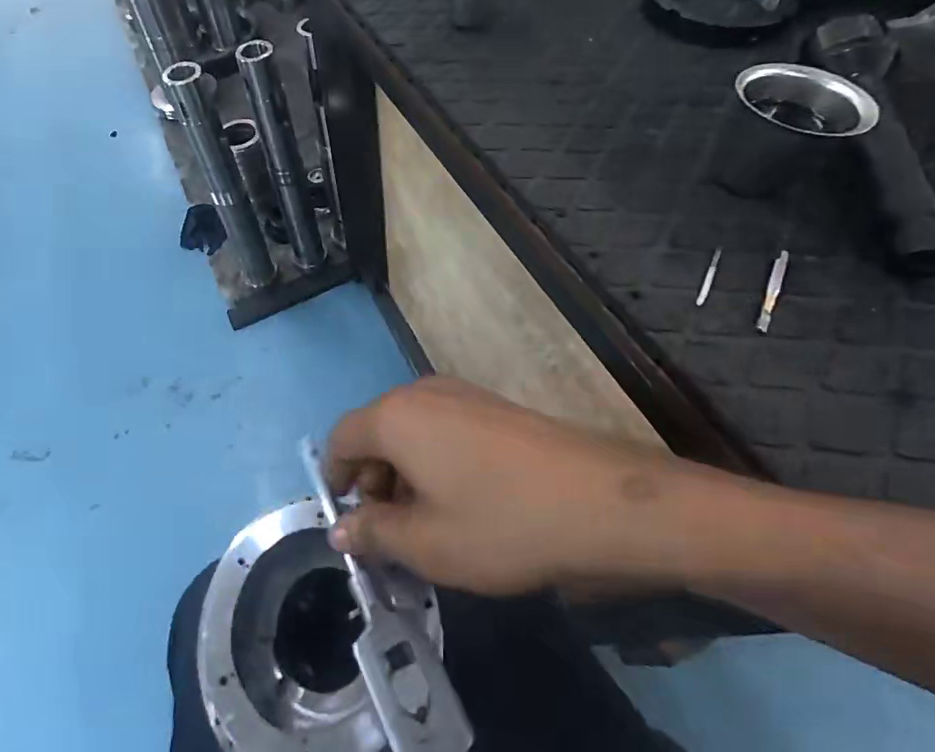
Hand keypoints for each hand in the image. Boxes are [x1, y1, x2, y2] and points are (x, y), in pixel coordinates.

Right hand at [323, 376, 731, 594]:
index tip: (349, 523)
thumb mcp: (427, 543)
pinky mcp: (495, 407)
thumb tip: (341, 527)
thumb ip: (374, 533)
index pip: (342, 438)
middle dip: (373, 481)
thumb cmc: (501, 522)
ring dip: (406, 475)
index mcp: (397, 415)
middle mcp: (426, 392)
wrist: (599, 500)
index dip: (335, 480)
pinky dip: (437, 463)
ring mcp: (465, 394)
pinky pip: (445, 430)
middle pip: (378, 431)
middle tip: (390, 534)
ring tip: (428, 526)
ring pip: (413, 432)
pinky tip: (464, 504)